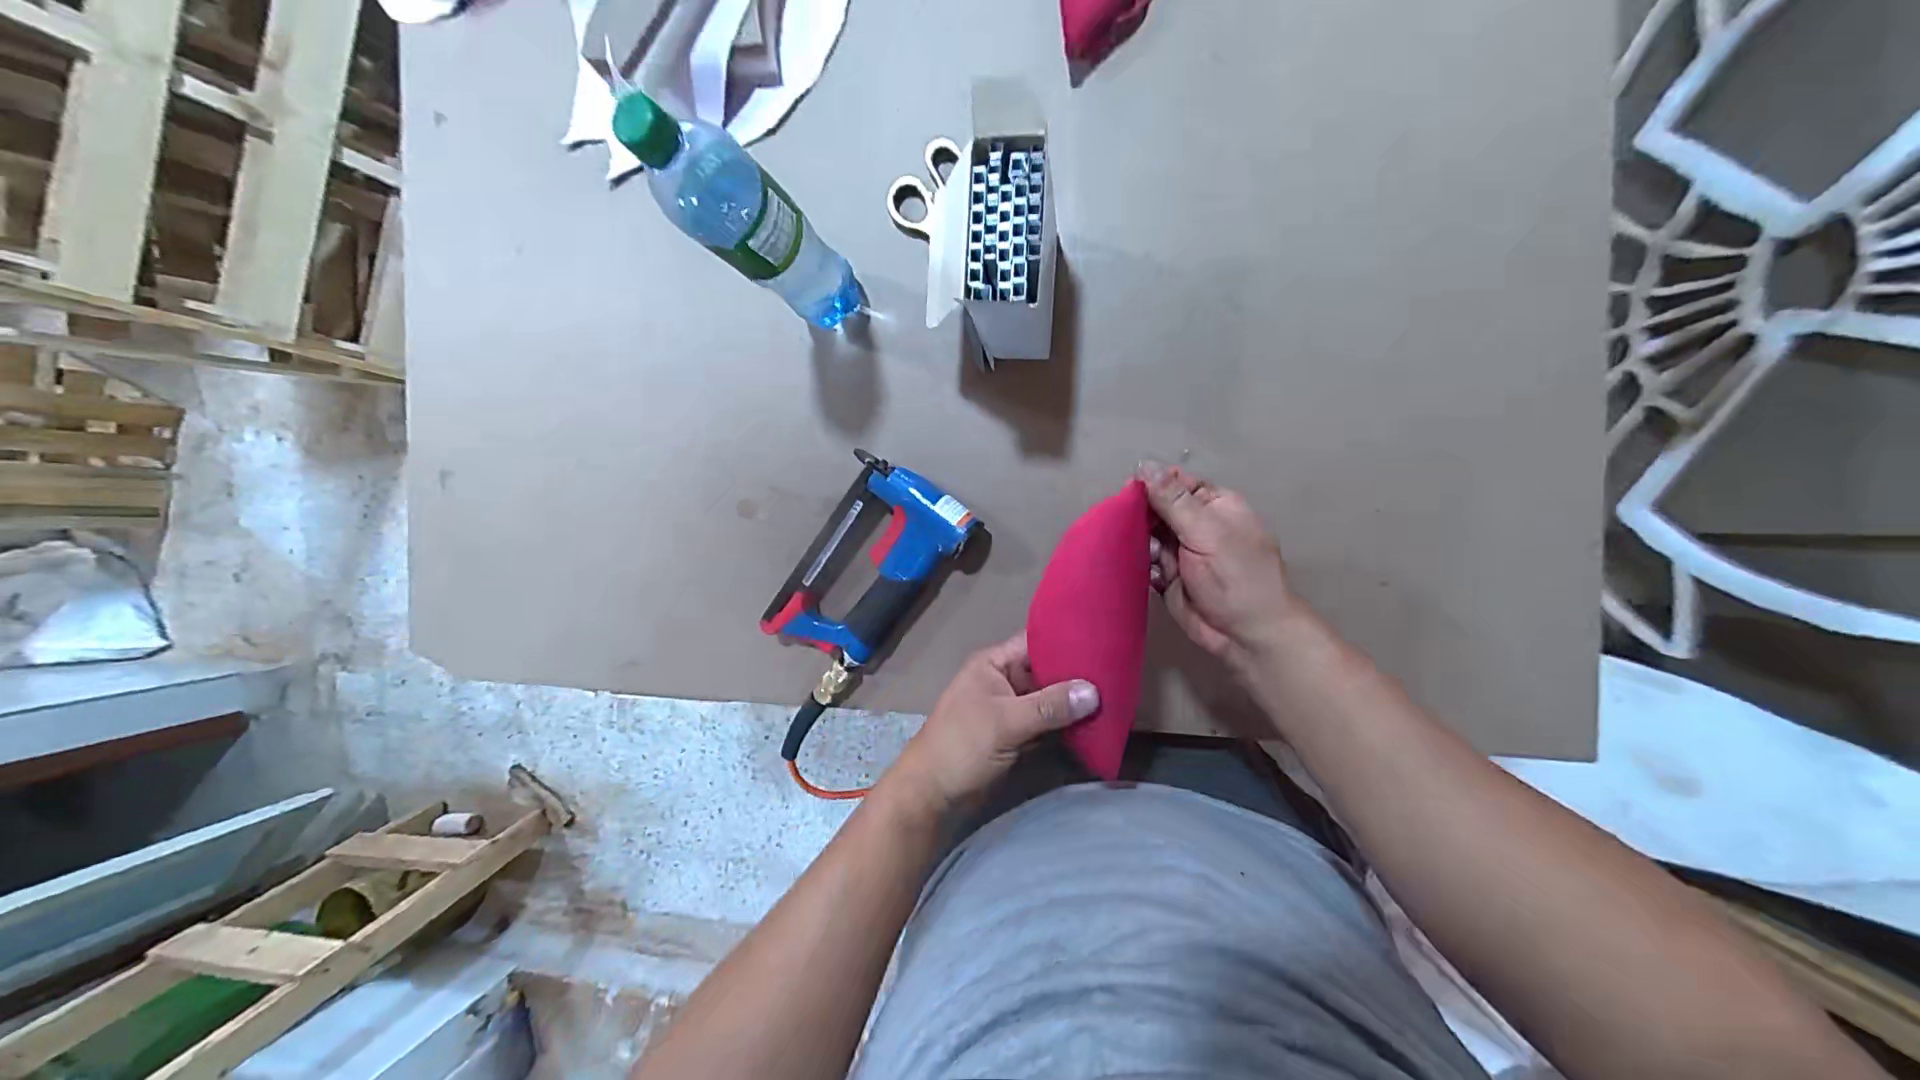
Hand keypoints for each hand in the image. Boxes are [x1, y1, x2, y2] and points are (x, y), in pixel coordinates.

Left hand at [880, 632, 1097, 817]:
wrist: (933, 792)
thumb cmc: (962, 745)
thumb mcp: (1006, 722)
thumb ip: (1049, 706)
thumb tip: (1094, 691)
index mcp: (994, 663)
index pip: (1035, 642)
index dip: (1066, 640)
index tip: (1104, 640)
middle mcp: (1004, 680)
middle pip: (1046, 670)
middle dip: (1077, 674)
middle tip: (1119, 673)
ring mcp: (1010, 708)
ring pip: (1049, 698)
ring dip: (1074, 702)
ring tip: (1115, 697)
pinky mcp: (1016, 733)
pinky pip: (1047, 721)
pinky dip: (1066, 723)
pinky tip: (1096, 722)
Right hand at [1139, 462, 1301, 668]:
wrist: (1245, 634)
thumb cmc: (1235, 577)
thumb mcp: (1206, 532)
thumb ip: (1173, 500)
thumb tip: (1145, 465)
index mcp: (1214, 505)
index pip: (1175, 483)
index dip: (1151, 485)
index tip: (1129, 494)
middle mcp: (1197, 525)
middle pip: (1156, 508)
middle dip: (1141, 517)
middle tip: (1132, 529)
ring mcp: (1182, 551)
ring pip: (1146, 535)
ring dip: (1140, 543)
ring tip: (1150, 557)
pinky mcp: (1168, 576)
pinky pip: (1145, 561)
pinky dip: (1141, 565)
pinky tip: (1146, 572)